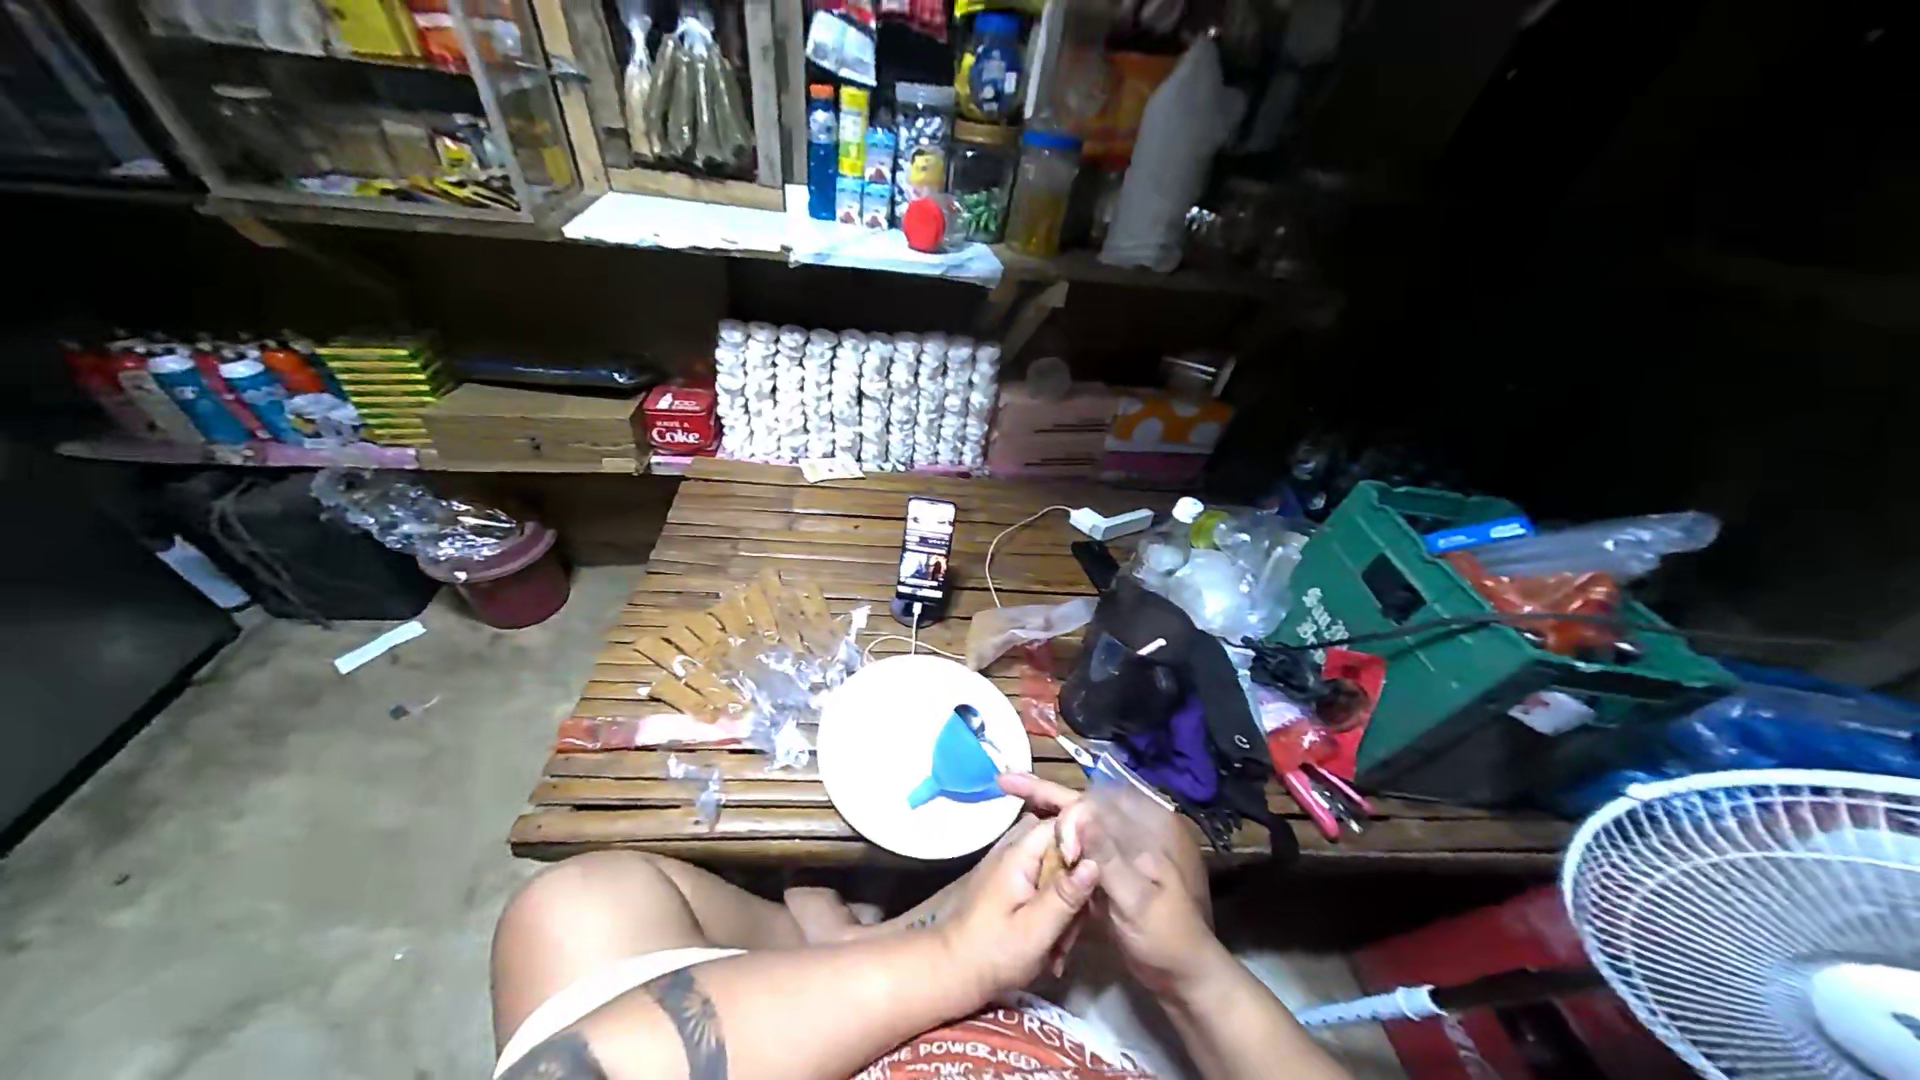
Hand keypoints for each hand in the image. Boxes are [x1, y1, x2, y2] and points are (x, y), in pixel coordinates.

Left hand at [935, 813, 1099, 1006]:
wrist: (951, 972)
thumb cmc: (993, 952)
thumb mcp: (1036, 929)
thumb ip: (1065, 895)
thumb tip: (1096, 862)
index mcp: (1019, 854)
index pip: (1060, 824)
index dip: (1084, 844)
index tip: (1099, 878)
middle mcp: (1014, 851)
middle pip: (1060, 850)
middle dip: (1074, 887)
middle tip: (1074, 927)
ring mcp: (1011, 868)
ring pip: (1053, 873)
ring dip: (1064, 907)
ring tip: (1059, 947)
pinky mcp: (1010, 886)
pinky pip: (1041, 887)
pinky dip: (1050, 913)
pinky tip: (1051, 947)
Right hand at [1002, 771, 1216, 994]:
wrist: (1185, 975)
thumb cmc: (1167, 938)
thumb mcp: (1137, 899)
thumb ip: (1108, 855)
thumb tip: (1079, 813)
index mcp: (1149, 824)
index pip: (1098, 803)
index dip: (1068, 815)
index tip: (1053, 841)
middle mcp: (1136, 824)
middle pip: (1084, 802)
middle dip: (1045, 791)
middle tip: (1008, 780)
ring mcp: (1125, 842)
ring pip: (1079, 817)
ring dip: (1046, 805)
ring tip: (1013, 789)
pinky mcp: (1114, 861)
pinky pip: (1081, 837)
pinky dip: (1056, 829)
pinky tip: (1034, 821)